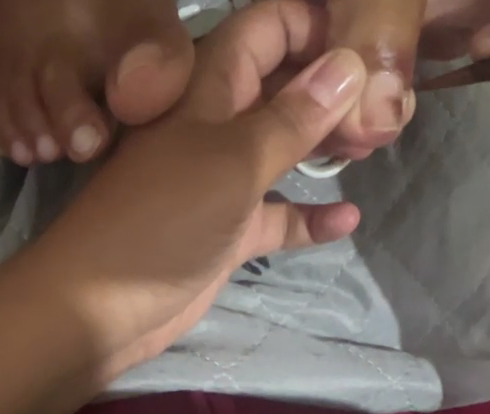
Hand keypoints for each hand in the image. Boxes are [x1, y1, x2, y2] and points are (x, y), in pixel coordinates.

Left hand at [24, 0, 367, 376]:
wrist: (102, 309)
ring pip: (280, 152)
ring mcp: (218, 184)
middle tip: (386, 104)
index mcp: (206, 88)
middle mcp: (213, 127)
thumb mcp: (232, 160)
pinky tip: (347, 220)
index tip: (371, 41)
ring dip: (323, 148)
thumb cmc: (162, 221)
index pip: (265, 28)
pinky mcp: (223, 235)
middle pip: (280, 88)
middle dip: (331, 88)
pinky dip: (305, 219)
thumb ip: (291, 117)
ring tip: (375, 148)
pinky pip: (273, 218)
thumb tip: (347, 65)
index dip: (314, 25)